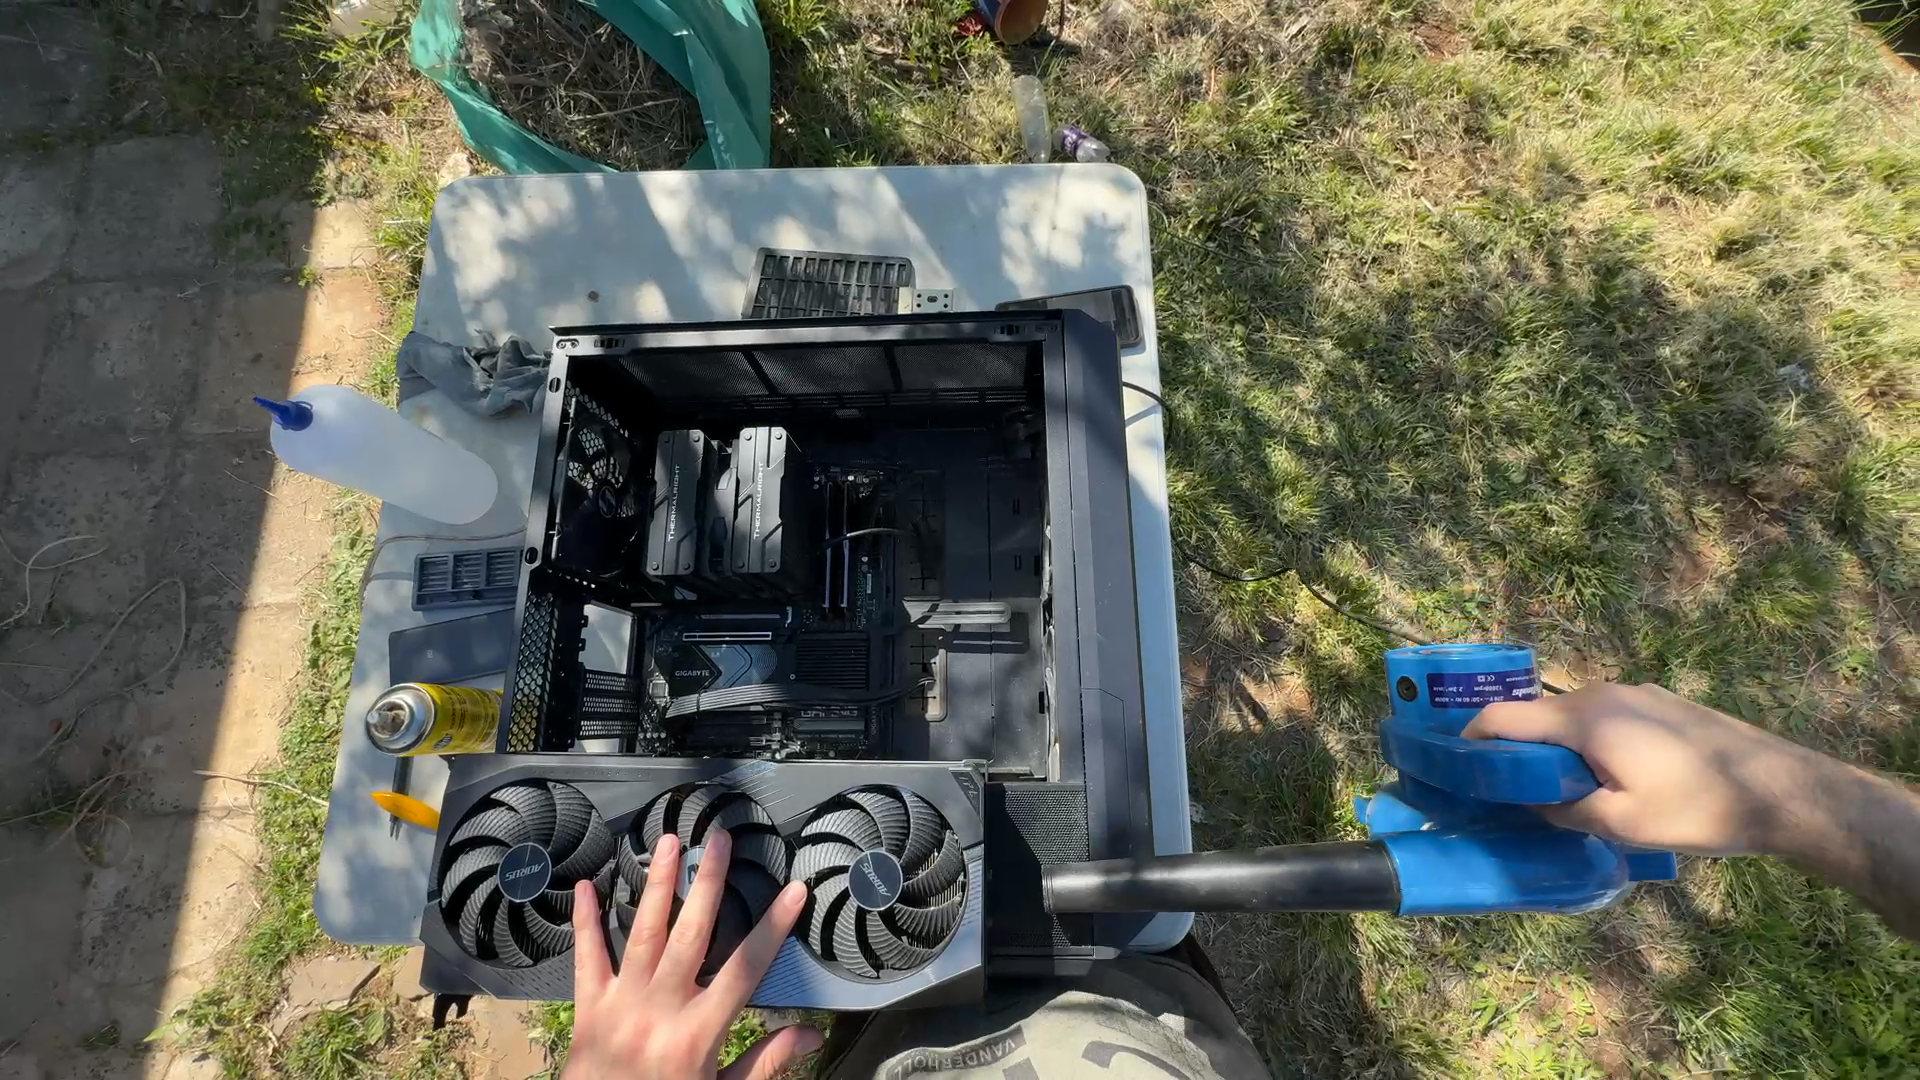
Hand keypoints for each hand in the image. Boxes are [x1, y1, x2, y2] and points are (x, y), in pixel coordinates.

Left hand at [562, 829, 822, 1079]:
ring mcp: (620, 1007)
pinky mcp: (588, 1011)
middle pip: (691, 935)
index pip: (746, 969)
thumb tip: (814, 1035)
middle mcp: (660, 1012)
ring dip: (658, 885)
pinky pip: (588, 960)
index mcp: (697, 1035)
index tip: (795, 890)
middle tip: (719, 840)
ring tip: (669, 843)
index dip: (774, 927)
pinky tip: (587, 886)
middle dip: (708, 882)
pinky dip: (585, 923)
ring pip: (644, 934)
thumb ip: (766, 1063)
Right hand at [1462, 682, 1829, 855]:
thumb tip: (1528, 802)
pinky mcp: (1661, 700)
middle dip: (1518, 744)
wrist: (1797, 794)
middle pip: (1536, 714)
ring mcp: (1633, 692)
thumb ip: (1562, 810)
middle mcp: (1599, 694)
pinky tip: (1618, 768)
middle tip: (1517, 781)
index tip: (1459, 759)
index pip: (1501, 716)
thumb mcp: (1623, 824)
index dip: (1471, 735)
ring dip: (1558, 742)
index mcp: (1581, 719)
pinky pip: (1605, 714)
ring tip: (1571, 779)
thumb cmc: (1702, 809)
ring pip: (1571, 714)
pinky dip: (1591, 736)